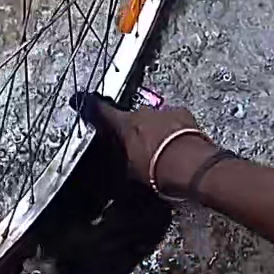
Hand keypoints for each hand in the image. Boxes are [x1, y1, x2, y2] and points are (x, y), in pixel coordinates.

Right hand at [76, 94, 216, 193]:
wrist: (192, 165)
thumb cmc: (157, 170)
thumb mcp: (132, 173)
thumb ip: (122, 163)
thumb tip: (117, 171)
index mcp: (124, 125)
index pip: (101, 112)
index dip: (91, 107)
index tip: (81, 100)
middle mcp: (142, 113)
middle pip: (132, 117)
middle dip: (133, 129)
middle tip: (138, 148)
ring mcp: (163, 111)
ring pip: (153, 118)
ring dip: (155, 129)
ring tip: (161, 150)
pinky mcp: (183, 113)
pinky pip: (173, 119)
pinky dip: (174, 129)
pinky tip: (178, 144)